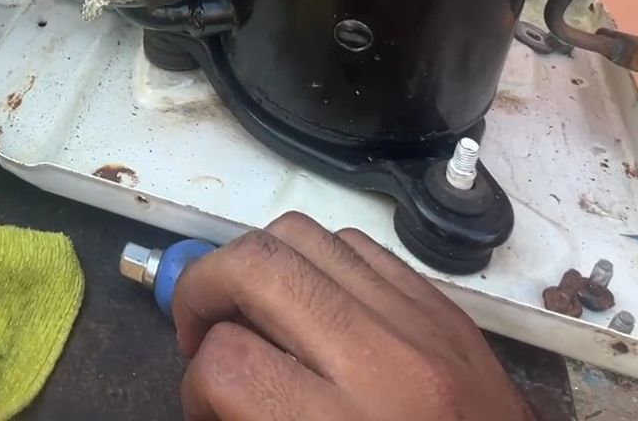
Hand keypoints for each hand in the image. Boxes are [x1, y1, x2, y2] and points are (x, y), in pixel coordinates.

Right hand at [172, 213, 533, 420]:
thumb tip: (210, 384)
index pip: (231, 364)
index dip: (194, 384)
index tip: (203, 405)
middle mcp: (387, 363)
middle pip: (257, 267)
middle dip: (204, 286)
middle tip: (200, 328)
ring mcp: (421, 321)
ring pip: (299, 233)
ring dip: (253, 262)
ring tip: (250, 306)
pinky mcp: (442, 306)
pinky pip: (352, 242)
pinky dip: (311, 259)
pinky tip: (308, 300)